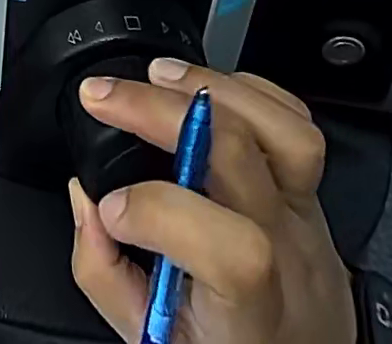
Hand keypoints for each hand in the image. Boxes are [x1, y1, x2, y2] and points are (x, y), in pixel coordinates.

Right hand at [67, 59, 358, 343]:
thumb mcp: (155, 341)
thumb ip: (105, 274)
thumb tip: (84, 197)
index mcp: (252, 310)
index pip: (231, 251)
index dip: (159, 213)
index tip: (109, 205)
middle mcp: (289, 251)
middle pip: (238, 155)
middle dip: (159, 110)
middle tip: (104, 95)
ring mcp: (305, 210)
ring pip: (284, 129)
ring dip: (211, 86)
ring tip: (157, 75)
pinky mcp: (307, 183)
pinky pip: (296, 119)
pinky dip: (246, 88)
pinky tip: (202, 86)